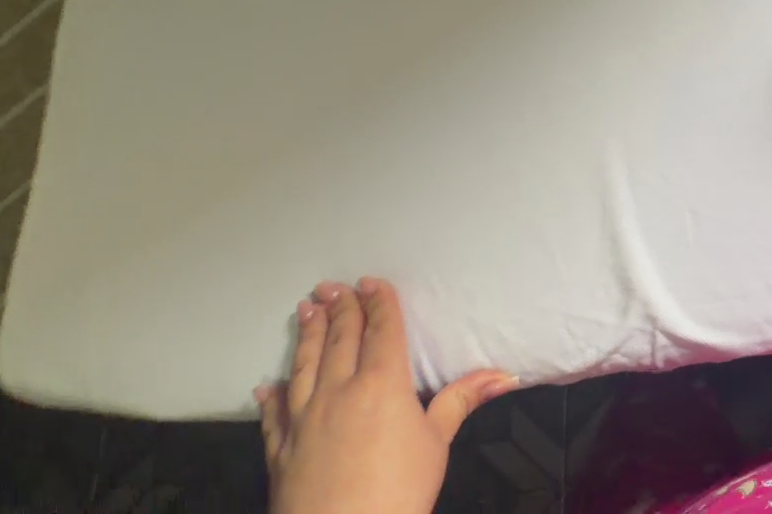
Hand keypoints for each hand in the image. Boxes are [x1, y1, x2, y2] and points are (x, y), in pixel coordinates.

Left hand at [256, 279, 516, 513]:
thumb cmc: (398, 488)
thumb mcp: (437, 441)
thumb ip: (461, 400)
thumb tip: (506, 374)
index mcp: (381, 383)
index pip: (381, 332)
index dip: (378, 304)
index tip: (370, 282)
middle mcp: (338, 392)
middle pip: (340, 341)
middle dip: (339, 310)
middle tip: (331, 286)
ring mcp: (304, 421)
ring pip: (304, 367)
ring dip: (307, 336)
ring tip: (305, 310)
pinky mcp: (280, 451)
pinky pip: (273, 415)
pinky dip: (270, 396)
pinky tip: (266, 384)